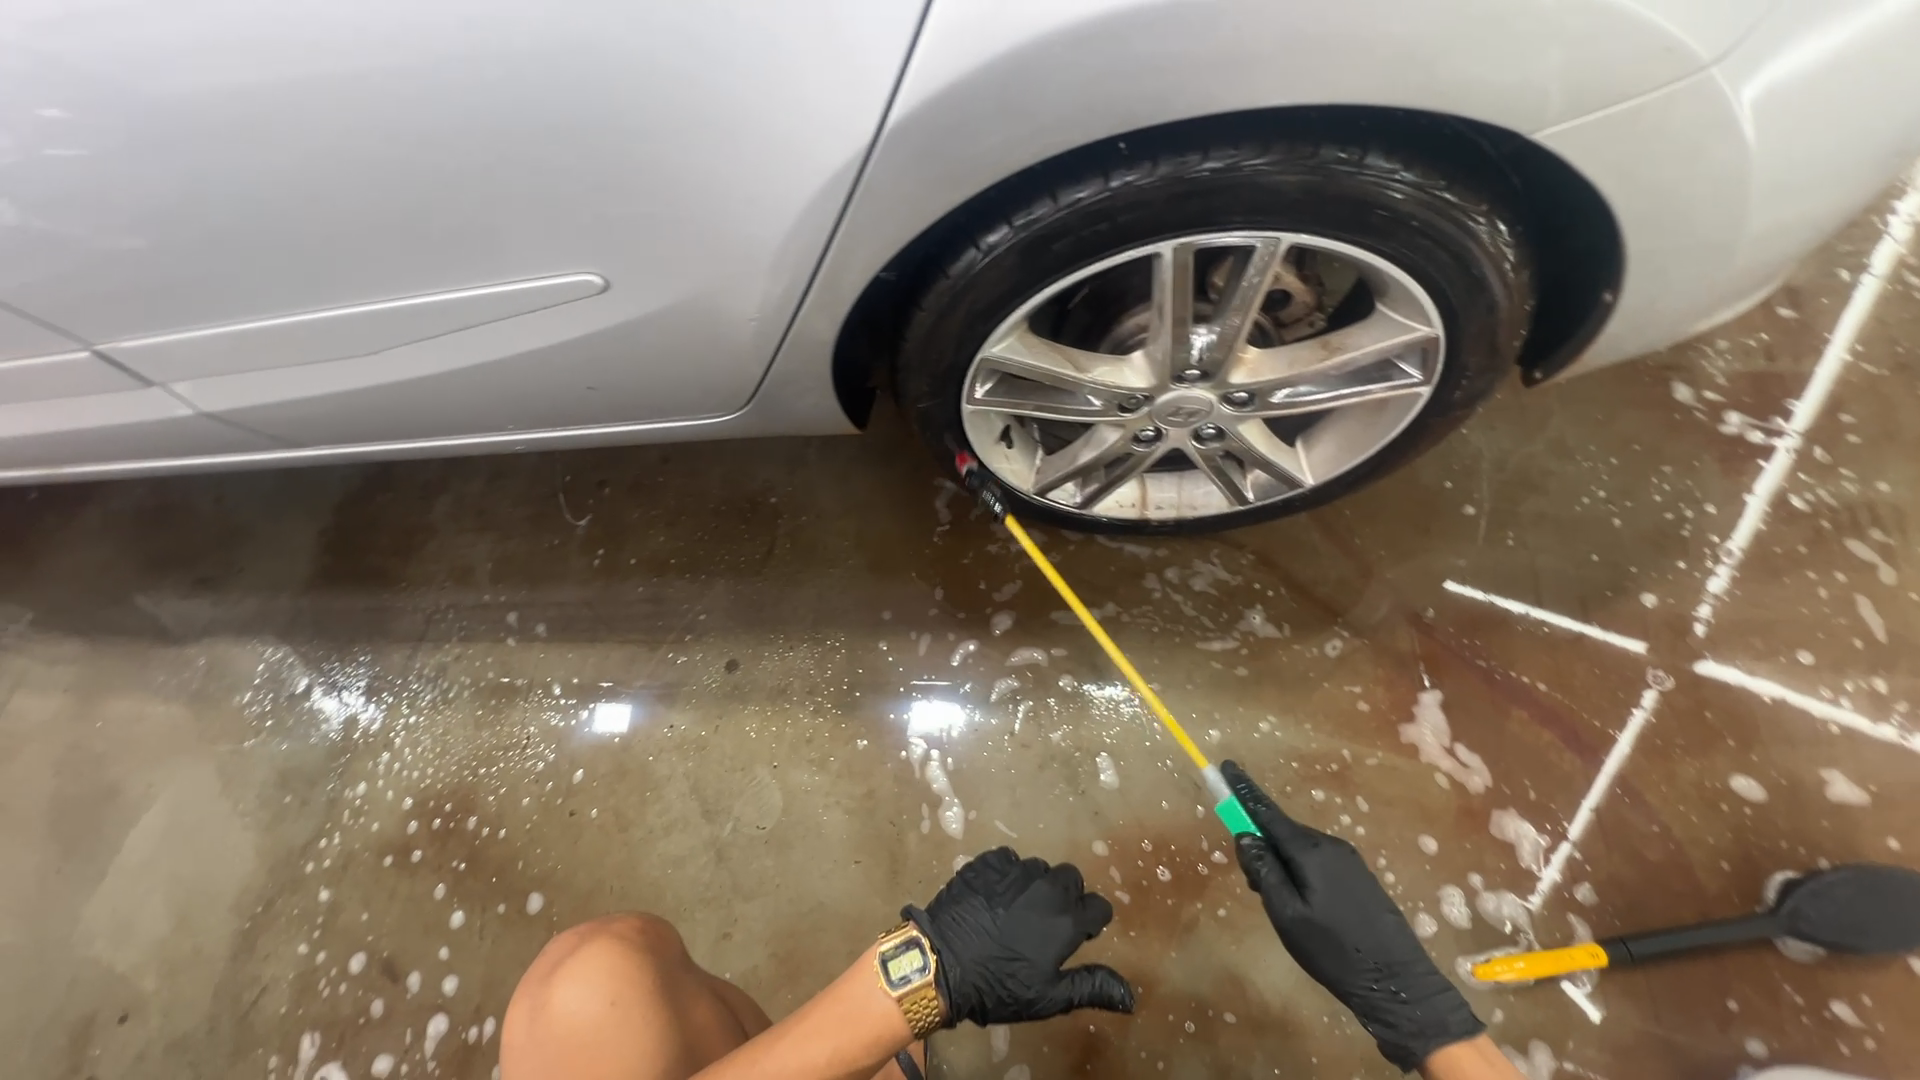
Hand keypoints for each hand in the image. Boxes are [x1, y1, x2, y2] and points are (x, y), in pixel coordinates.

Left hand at [905, 846, 1134, 1026]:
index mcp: (1066, 919)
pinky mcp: (986, 862)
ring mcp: (1015, 870)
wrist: (941, 962)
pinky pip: (1006, 860)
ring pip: (1039, 868)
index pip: (1099, 907)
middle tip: (1047, 920)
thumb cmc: (997, 985)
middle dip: (1066, 895)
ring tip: (1017, 909)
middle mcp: (1046, 887)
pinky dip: (1006, 874)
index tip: (1079, 935)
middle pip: (1071, 878)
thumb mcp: (1047, 997)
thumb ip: (1091, 987)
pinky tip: (993, 895)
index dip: (1091, 921)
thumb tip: (1132, 995)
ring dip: (1035, 885)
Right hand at [1223, 761, 1483, 1070]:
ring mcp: (1349, 860)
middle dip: (1260, 844)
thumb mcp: (1286, 915)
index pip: (1267, 811)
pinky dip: (1299, 871)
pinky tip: (1304, 906)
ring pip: (1299, 848)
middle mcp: (1331, 845)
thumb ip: (1263, 871)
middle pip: (1282, 831)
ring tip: (1281, 906)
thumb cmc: (1335, 951)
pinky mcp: (1360, 877)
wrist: (1400, 987)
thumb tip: (1244, 835)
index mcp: (1310, 851)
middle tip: (1253, 886)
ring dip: (1281, 863)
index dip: (1243, 790)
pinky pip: (1317, 861)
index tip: (1227, 766)